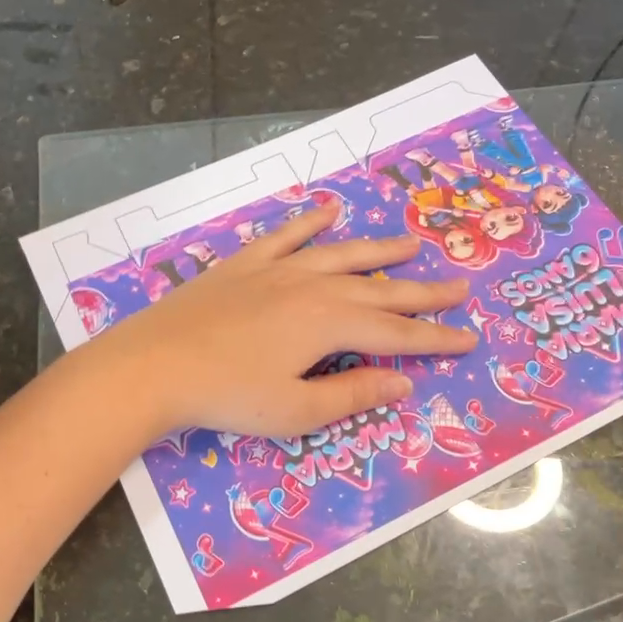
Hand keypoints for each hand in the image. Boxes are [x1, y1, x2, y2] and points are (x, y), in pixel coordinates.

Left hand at [88, 206, 476, 439]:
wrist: (154, 364)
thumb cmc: (226, 395)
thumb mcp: (295, 411)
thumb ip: (352, 393)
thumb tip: (403, 381)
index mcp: (329, 323)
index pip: (396, 331)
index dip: (434, 337)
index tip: (469, 337)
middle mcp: (311, 286)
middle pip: (378, 288)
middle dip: (421, 291)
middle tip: (459, 287)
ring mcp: (276, 270)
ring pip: (340, 254)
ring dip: (378, 250)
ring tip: (411, 245)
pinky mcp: (243, 265)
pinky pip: (285, 236)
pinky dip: (309, 222)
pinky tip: (328, 210)